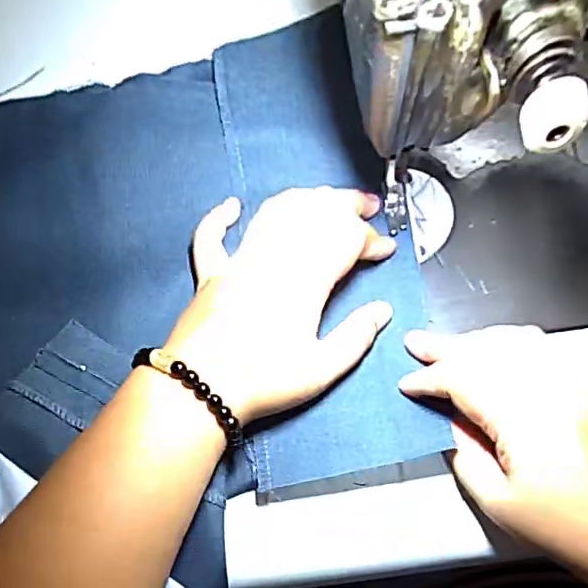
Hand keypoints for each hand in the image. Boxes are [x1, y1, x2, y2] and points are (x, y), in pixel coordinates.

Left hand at [154, 188, 399, 424]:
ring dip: (303, 199)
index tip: (385, 249)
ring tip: (325, 199)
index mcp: (306, 281)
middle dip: (346, 204)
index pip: (345, 239)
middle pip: (314, 213)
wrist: (202, 388)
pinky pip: (212, 236)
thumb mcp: (321, 369)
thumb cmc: (263, 382)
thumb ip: (356, 338)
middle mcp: (273, 259)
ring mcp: (239, 262)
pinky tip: (232, 207)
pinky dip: (221, 217)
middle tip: (367, 207)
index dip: (370, 238)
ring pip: (273, 212)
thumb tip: (382, 311)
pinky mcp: (211, 275)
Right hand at [398, 326, 587, 587]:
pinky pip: (544, 350)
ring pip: (515, 343)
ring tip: (452, 344)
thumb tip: (454, 426)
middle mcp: (548, 389)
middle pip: (487, 352)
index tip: (409, 384)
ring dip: (478, 341)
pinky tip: (500, 349)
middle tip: (417, 343)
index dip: (430, 380)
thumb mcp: (498, 501)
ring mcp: (571, 385)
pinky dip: (513, 344)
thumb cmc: (569, 524)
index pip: (463, 380)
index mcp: (521, 416)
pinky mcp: (585, 390)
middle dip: (447, 346)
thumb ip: (467, 456)